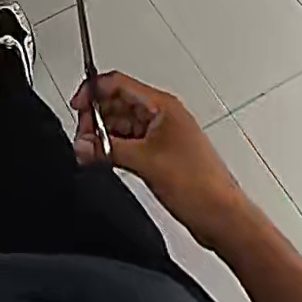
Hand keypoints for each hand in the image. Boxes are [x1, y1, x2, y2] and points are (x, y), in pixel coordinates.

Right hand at [72, 71, 248, 246]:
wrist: (223, 218)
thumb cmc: (201, 186)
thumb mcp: (147, 162)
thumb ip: (109, 150)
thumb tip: (84, 145)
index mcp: (162, 105)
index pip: (119, 83)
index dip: (94, 90)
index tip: (78, 105)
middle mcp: (161, 115)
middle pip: (118, 102)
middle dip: (96, 116)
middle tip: (83, 135)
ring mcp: (160, 134)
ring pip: (121, 122)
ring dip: (103, 133)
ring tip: (89, 150)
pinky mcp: (159, 153)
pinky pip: (129, 140)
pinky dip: (113, 146)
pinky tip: (103, 158)